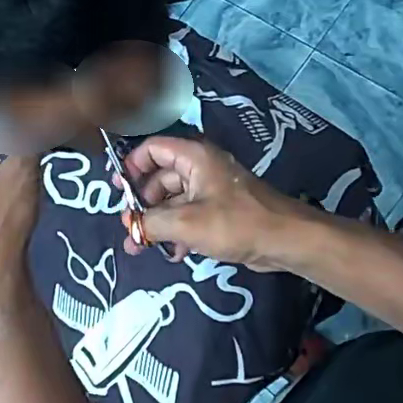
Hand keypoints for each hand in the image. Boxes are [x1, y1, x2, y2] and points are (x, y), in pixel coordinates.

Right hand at [119, 137, 312, 271]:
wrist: (284, 239)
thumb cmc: (236, 222)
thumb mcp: (187, 223)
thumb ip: (152, 223)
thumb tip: (130, 227)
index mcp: (194, 157)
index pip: (153, 149)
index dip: (132, 166)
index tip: (118, 190)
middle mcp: (201, 167)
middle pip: (160, 177)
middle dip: (143, 204)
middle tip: (129, 228)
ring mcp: (211, 189)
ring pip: (173, 200)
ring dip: (158, 222)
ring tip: (141, 247)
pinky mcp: (219, 211)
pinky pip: (189, 215)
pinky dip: (177, 231)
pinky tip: (172, 253)